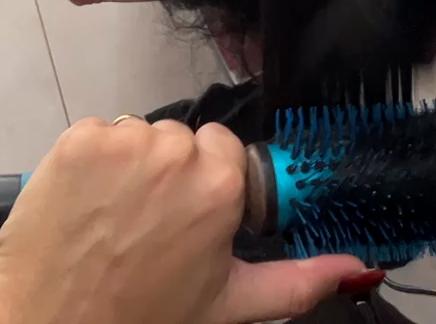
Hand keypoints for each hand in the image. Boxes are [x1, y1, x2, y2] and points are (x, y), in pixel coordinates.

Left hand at [0, 118, 366, 323]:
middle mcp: (174, 149)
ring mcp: (122, 139)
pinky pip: (99, 130)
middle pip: (180, 138)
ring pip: (139, 133)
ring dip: (129, 164)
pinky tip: (85, 200)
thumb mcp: (230, 304)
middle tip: (148, 223)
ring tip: (113, 216)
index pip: (221, 148)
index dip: (205, 179)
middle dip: (168, 170)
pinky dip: (92, 158)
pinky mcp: (78, 136)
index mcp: (219, 183)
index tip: (188, 212)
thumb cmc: (146, 319)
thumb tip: (358, 266)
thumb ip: (298, 280)